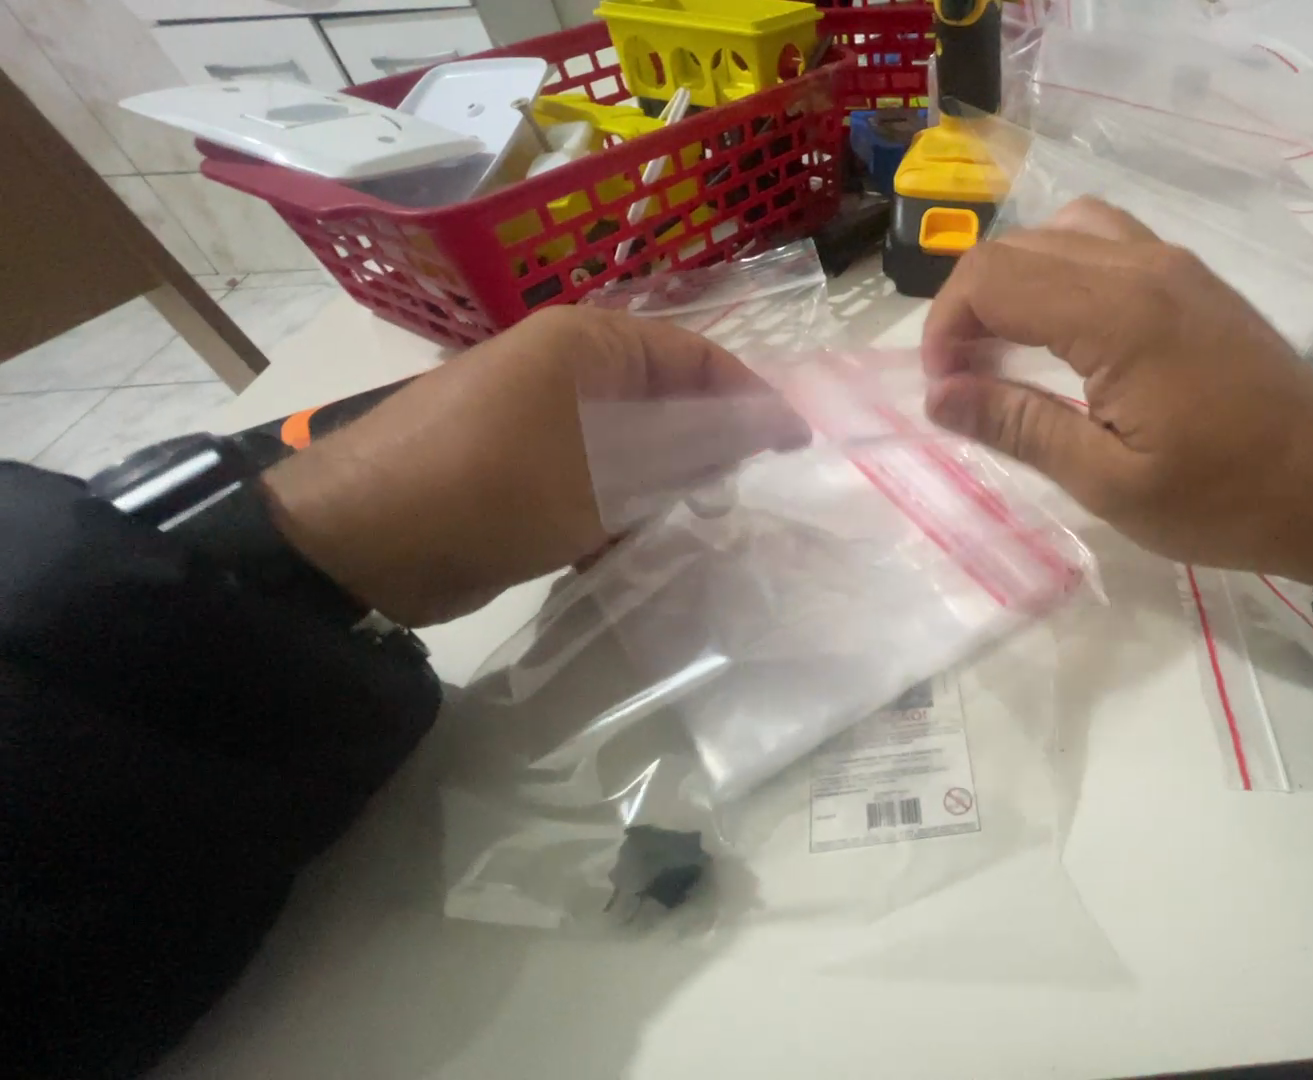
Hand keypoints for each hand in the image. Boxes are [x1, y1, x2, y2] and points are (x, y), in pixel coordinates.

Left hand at [261, 306, 806, 626]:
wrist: (362, 544)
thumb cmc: (497, 488)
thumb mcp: (611, 471)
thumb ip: (695, 447)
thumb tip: (759, 429)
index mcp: (590, 345)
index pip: (698, 357)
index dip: (752, 397)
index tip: (794, 442)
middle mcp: (568, 368)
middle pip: (668, 397)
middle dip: (708, 445)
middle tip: (741, 489)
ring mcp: (542, 415)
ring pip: (636, 441)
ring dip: (666, 481)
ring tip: (689, 521)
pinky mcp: (525, 460)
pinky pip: (599, 471)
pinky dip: (623, 502)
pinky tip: (632, 538)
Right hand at [922, 198, 1312, 585]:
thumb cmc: (1222, 499)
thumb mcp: (1108, 482)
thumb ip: (1019, 427)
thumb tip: (938, 397)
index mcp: (1117, 316)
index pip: (992, 279)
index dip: (945, 328)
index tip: (944, 390)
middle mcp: (1142, 266)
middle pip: (1018, 247)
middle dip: (970, 306)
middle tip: (966, 380)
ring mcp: (1173, 263)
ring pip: (1061, 231)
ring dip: (1017, 281)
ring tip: (1008, 347)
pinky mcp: (1192, 277)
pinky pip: (1105, 242)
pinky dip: (1062, 271)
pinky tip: (1065, 330)